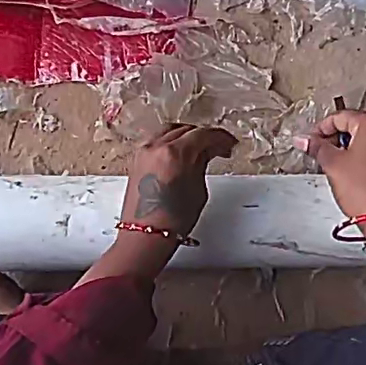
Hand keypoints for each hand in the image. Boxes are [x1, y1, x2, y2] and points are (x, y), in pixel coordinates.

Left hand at [119, 124, 238, 233]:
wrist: (145, 235)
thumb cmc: (171, 220)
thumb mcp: (198, 189)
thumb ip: (202, 163)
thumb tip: (207, 151)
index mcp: (176, 153)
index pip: (203, 134)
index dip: (221, 137)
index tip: (229, 143)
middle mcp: (157, 147)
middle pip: (186, 130)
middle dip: (204, 136)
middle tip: (218, 147)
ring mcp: (144, 152)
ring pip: (170, 131)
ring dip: (187, 136)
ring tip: (199, 149)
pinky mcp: (137, 159)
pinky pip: (157, 140)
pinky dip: (171, 142)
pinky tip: (181, 153)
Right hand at [298, 110, 365, 221]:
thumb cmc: (364, 190)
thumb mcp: (332, 164)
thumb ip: (316, 147)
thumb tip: (304, 140)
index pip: (341, 117)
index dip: (321, 129)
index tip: (312, 141)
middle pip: (357, 126)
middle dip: (337, 139)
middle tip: (323, 154)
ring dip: (352, 149)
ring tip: (339, 167)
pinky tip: (356, 175)